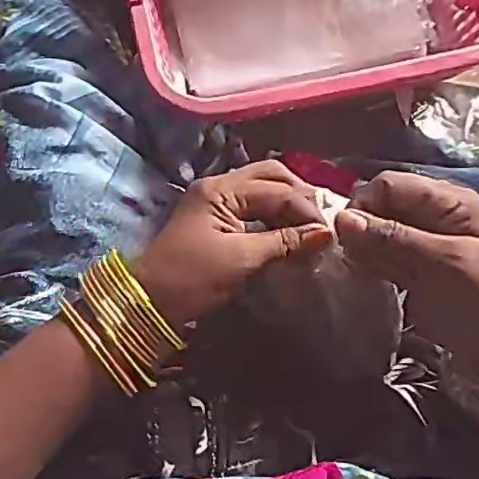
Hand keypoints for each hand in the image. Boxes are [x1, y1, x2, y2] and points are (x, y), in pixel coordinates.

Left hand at [130, 160, 333, 326]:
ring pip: (261, 189)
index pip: (276, 190)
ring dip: (288, 204)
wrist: (149, 301)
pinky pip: (252, 206)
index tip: (329, 233)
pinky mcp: (214, 219)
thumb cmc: (191, 279)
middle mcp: (217, 185)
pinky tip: (290, 230)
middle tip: (324, 219)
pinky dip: (273, 215)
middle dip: (300, 195)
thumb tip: (324, 234)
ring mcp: (214, 201)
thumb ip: (284, 242)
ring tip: (312, 225)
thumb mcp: (241, 260)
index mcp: (220, 190)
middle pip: (269, 176)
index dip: (306, 210)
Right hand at [334, 171, 478, 378]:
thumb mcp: (447, 264)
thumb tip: (343, 217)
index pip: (390, 185)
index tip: (348, 234)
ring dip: (360, 247)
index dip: (365, 203)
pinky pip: (379, 257)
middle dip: (360, 226)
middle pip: (379, 206)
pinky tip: (360, 276)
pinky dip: (367, 263)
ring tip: (357, 269)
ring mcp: (421, 245)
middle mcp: (432, 217)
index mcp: (449, 202)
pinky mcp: (411, 271)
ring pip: (375, 233)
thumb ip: (395, 238)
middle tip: (352, 256)